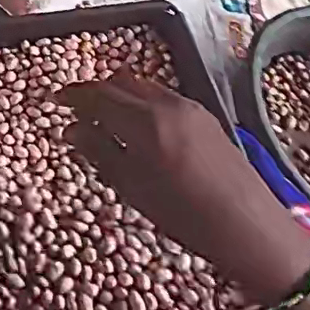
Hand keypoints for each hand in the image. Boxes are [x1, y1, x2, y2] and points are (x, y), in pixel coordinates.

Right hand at [57, 73, 309, 304]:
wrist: (252, 226)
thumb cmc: (189, 219)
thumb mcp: (136, 192)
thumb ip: (101, 154)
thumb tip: (71, 129)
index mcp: (145, 125)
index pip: (98, 96)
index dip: (74, 96)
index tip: (57, 100)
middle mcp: (165, 105)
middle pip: (118, 83)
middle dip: (94, 91)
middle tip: (77, 111)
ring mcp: (187, 105)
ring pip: (140, 84)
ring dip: (117, 93)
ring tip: (104, 118)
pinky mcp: (202, 112)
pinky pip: (160, 93)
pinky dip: (140, 99)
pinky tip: (136, 125)